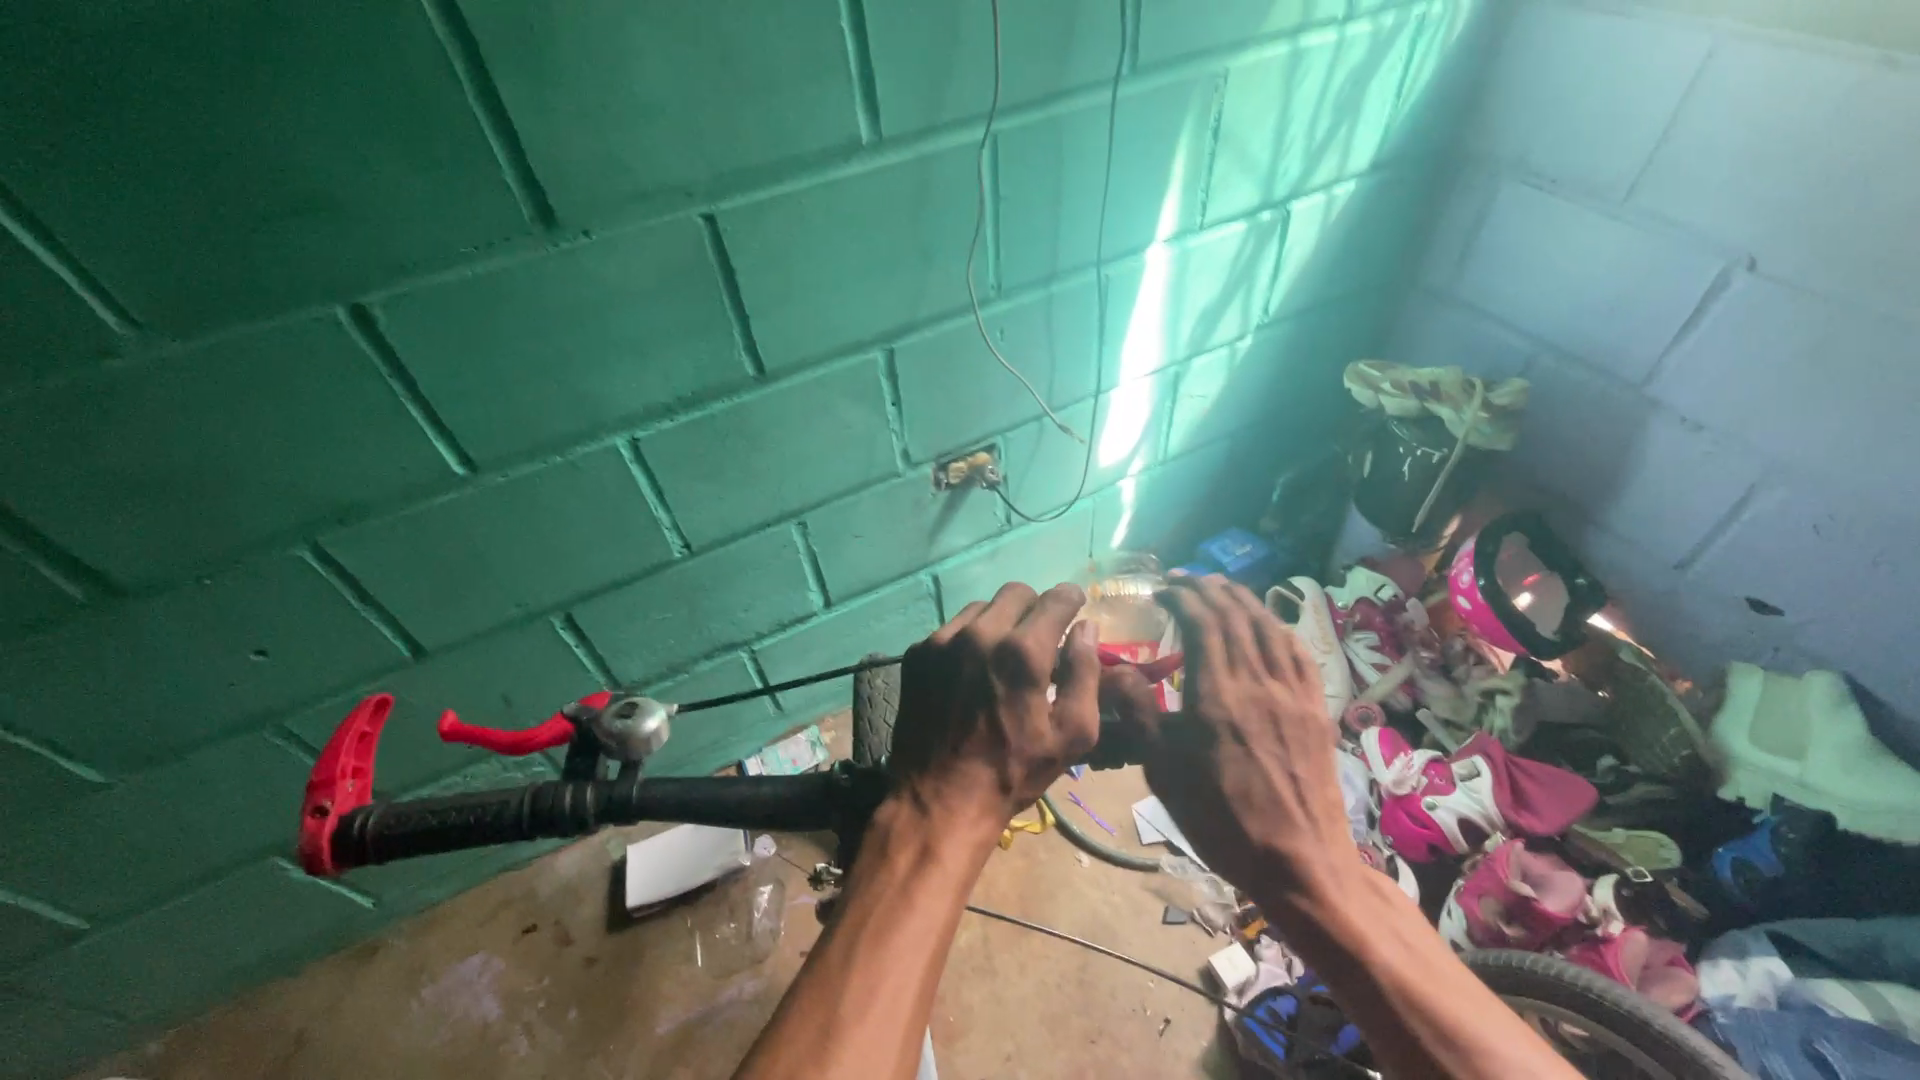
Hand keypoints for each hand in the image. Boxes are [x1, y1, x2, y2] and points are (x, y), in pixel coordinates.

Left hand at [888, 582, 1100, 831]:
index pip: (1056, 598)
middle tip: (1040, 639)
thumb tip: (1087, 629)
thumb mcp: (1072, 735)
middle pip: (1017, 593)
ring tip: (1003, 657)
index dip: (1071, 600)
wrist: (940, 800)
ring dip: (1000, 622)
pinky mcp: (918, 654)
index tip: (1075, 610)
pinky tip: (972, 671)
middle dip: (1035, 609)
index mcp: (1023, 652)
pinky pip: (952, 628)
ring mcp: (943, 641)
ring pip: (982, 607)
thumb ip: (1086, 674)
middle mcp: (980, 634)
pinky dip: (968, 639)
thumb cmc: (1014, 772)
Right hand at [1103, 574, 1354, 907]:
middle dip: (1209, 589)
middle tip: (1185, 579)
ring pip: (1269, 628)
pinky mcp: (1316, 710)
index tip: (1161, 589)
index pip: (1203, 622)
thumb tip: (1114, 671)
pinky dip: (1278, 627)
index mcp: (1216, 694)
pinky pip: (1299, 653)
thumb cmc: (1220, 819)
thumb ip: (1140, 713)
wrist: (1297, 862)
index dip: (1182, 596)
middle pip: (1236, 616)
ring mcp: (1294, 694)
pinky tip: (1268, 625)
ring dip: (1243, 600)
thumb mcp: (1163, 770)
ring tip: (1222, 589)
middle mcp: (1258, 682)